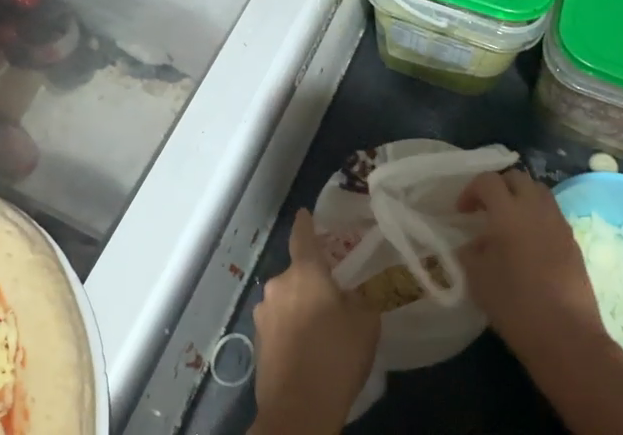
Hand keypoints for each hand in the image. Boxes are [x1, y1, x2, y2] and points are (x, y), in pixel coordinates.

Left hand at [250, 210, 380, 434]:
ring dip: (300, 306)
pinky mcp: (256, 342)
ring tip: (322, 327)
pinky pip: (278, 324)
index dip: (306, 223)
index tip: (305, 213)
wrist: (298, 410)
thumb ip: (359, 299)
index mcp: (305, 272)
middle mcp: (278, 286)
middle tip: (333, 294)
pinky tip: (308, 347)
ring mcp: (263, 315)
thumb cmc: (336, 356)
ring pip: (286, 300)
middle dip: (312, 280)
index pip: (303, 236)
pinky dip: (291, 328)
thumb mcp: (365, 322)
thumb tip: (351, 295)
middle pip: (297, 273)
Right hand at [456, 170, 603, 361]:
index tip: (462, 212)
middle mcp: (536, 209)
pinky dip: (536, 216)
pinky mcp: (573, 240)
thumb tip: (472, 244)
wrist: (566, 336)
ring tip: (507, 223)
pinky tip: (528, 244)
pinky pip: (551, 213)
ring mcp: (559, 223)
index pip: (488, 181)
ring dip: (520, 198)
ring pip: (538, 191)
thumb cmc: (516, 306)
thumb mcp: (479, 280)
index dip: (471, 190)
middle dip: (498, 187)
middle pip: (517, 178)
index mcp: (509, 212)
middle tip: (484, 210)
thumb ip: (470, 254)